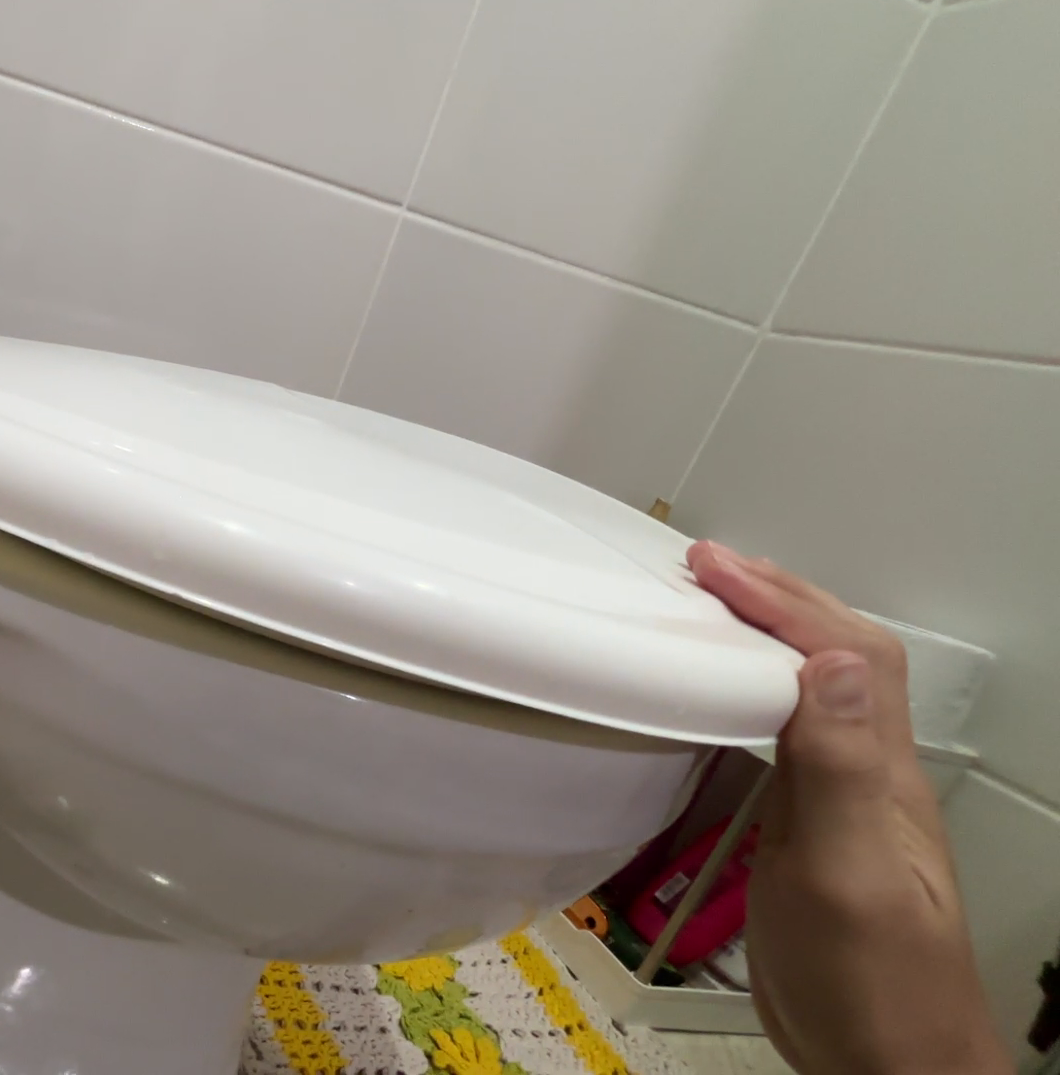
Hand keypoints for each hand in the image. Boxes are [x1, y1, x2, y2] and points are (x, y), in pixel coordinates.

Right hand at [688, 541, 1007, 1074]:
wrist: (880, 1052)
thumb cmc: (863, 973)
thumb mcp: (845, 872)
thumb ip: (837, 770)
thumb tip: (828, 663)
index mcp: (878, 775)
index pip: (842, 656)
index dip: (780, 601)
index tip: (712, 567)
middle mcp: (866, 770)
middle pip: (842, 655)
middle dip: (778, 596)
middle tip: (709, 564)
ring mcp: (839, 793)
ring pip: (815, 682)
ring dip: (769, 627)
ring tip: (714, 600)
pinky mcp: (805, 815)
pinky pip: (781, 720)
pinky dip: (748, 678)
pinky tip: (718, 682)